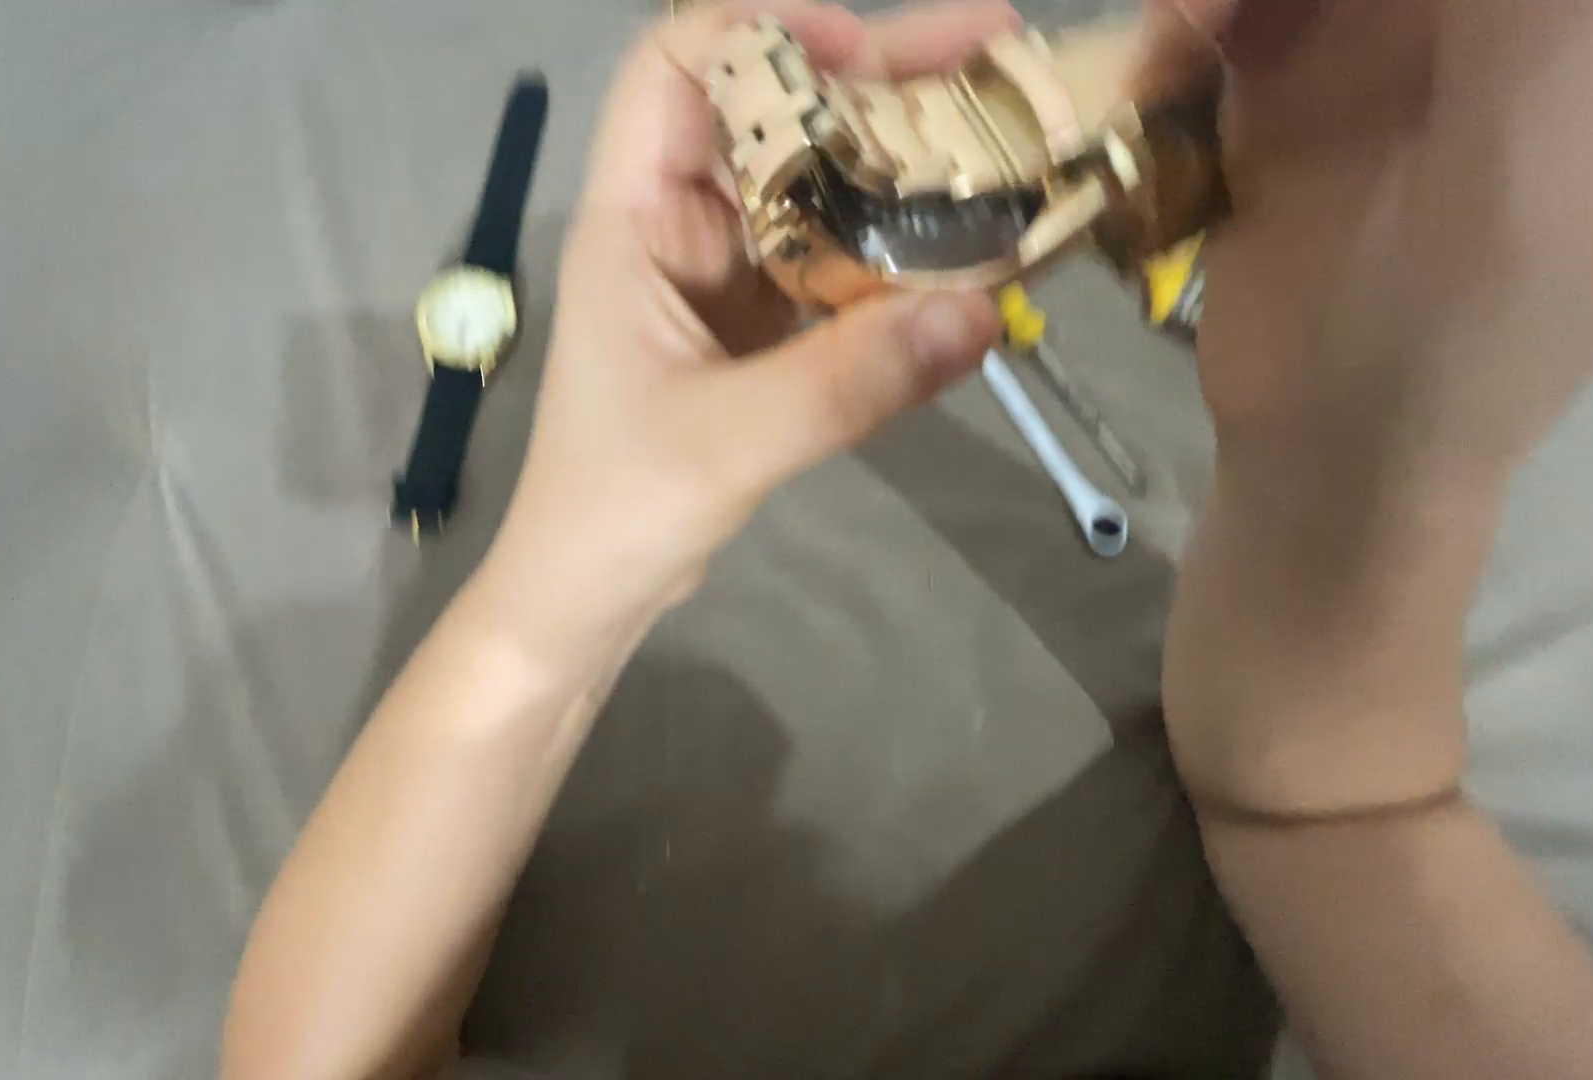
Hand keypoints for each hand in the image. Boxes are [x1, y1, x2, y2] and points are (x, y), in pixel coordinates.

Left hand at [475, 1, 1008, 658]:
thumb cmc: (618, 509)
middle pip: (768, 123)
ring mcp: (717, 290)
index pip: (676, 69)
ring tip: (1001, 155)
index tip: (870, 55)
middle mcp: (673, 239)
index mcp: (632, 225)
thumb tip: (983, 315)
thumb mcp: (727, 442)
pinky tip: (957, 262)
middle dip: (874, 89)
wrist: (591, 589)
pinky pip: (826, 277)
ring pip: (808, 201)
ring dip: (895, 179)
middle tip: (995, 65)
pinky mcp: (751, 343)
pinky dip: (886, 266)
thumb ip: (846, 382)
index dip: (766, 33)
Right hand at [1155, 0, 1592, 813]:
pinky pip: (1233, 23)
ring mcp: (1382, 54)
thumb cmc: (1454, 333)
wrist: (1319, 447)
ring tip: (1182, 37)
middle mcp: (1498, 23)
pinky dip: (1190, 29)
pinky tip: (1164, 66)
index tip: (1361, 4)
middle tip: (1225, 11)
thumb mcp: (1536, 152)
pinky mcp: (1280, 107)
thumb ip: (1541, 10)